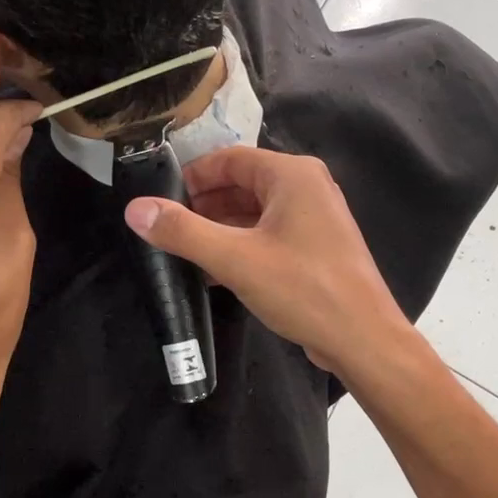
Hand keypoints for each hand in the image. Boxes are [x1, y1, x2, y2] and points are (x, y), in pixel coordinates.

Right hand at [123, 147, 410, 374]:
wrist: (363, 339)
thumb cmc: (303, 289)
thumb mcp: (234, 259)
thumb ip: (182, 232)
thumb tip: (134, 209)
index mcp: (291, 175)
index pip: (229, 158)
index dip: (192, 176)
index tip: (160, 201)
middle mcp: (307, 187)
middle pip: (241, 183)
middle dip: (203, 204)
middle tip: (167, 229)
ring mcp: (315, 218)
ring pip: (254, 211)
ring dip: (219, 227)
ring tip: (184, 251)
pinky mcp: (316, 247)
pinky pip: (269, 234)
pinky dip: (240, 244)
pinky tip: (213, 270)